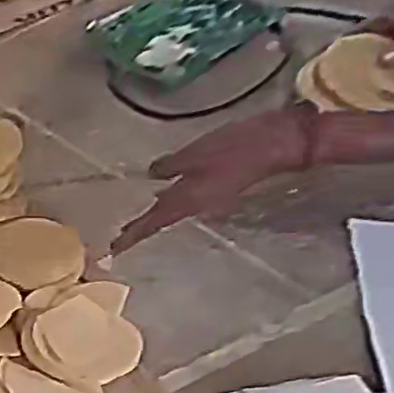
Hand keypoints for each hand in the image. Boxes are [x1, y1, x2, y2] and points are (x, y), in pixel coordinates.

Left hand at [111, 105, 318, 253]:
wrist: (280, 142)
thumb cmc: (235, 148)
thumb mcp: (193, 154)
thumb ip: (168, 166)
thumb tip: (151, 175)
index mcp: (182, 202)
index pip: (149, 224)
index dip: (130, 237)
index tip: (113, 250)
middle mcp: (191, 207)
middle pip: (158, 221)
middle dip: (138, 230)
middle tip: (117, 239)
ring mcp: (204, 200)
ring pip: (170, 212)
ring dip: (152, 218)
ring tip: (132, 224)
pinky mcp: (215, 189)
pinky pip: (183, 201)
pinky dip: (168, 203)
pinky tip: (162, 197)